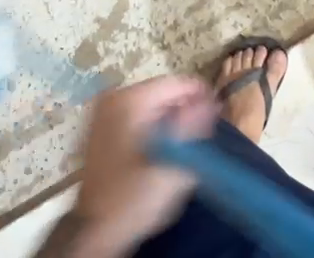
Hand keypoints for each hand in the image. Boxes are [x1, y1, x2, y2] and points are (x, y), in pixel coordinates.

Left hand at [69, 75, 216, 252]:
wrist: (95, 230)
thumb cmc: (132, 199)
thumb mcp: (171, 166)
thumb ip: (193, 129)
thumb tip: (211, 101)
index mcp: (129, 100)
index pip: (175, 83)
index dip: (201, 96)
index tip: (218, 115)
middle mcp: (114, 97)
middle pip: (162, 93)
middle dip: (185, 111)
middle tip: (202, 137)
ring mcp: (105, 111)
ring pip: (151, 106)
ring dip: (171, 121)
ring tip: (185, 147)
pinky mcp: (102, 127)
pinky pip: (138, 117)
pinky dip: (154, 128)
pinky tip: (162, 151)